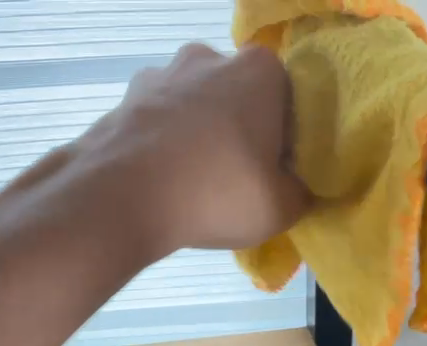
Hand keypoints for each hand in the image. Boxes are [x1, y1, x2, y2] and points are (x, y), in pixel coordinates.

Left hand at [73, 44, 309, 254]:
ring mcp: (164, 73)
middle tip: (241, 184)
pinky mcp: (128, 99)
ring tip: (198, 188)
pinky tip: (167, 184)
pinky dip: (168, 148)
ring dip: (202, 140)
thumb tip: (295, 187)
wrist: (124, 195)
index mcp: (260, 70)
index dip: (288, 143)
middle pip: (240, 101)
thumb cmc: (218, 192)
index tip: (279, 176)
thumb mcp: (283, 208)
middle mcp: (211, 56)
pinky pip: (161, 125)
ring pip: (197, 110)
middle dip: (243, 135)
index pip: (289, 103)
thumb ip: (301, 193)